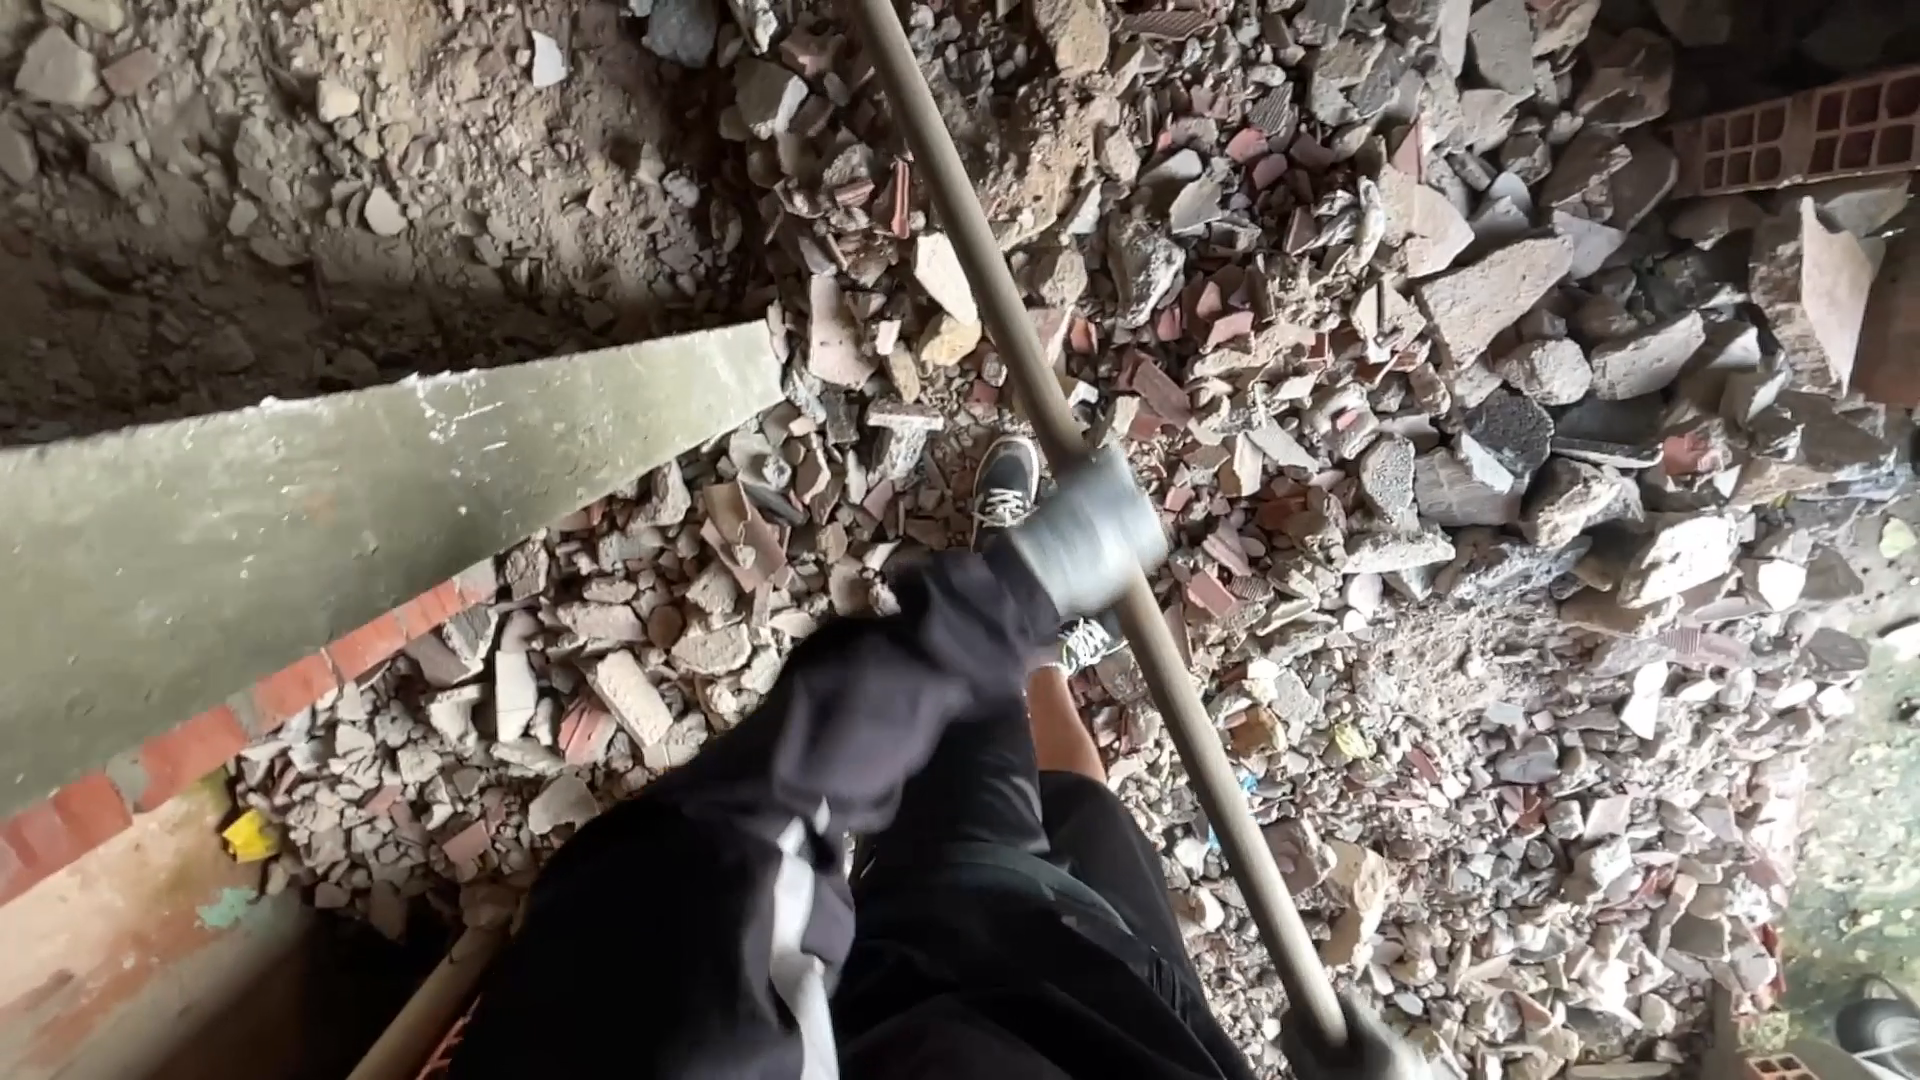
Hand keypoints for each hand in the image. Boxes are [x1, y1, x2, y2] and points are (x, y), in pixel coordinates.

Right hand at [1282, 995, 1429, 1079]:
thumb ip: (1298, 1047)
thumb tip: (1287, 1018)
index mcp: (1387, 1047)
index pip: (1346, 1000)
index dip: (1320, 1005)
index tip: (1305, 1020)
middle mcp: (1409, 1051)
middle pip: (1361, 1023)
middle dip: (1336, 1035)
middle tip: (1319, 1059)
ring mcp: (1420, 1070)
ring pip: (1374, 1044)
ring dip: (1353, 1054)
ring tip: (1338, 1077)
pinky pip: (1387, 1063)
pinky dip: (1369, 1069)